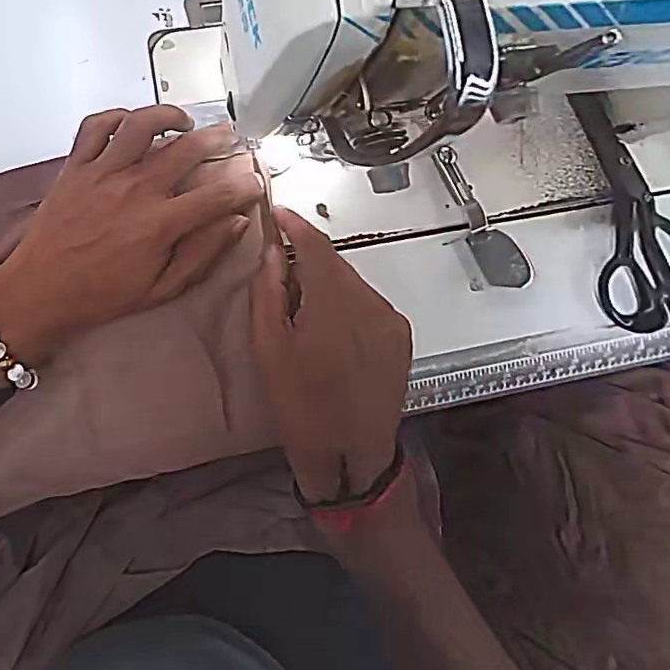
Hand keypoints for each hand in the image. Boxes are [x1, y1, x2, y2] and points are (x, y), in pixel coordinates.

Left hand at [0, 106, 262, 363]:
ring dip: (169, 115)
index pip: (218, 194)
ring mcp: (102, 173)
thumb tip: (235, 224)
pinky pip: (96, 126)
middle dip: (219, 139)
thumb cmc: (100, 295)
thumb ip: (202, 254)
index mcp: (159, 224)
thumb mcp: (161, 289)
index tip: (252, 182)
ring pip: (142, 124)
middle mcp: (134, 190)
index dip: (245, 184)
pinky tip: (131, 123)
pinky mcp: (76, 166)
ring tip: (184, 122)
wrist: (40, 290)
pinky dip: (116, 116)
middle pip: (188, 148)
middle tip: (229, 140)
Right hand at [250, 207, 412, 502]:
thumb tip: (275, 252)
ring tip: (305, 309)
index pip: (316, 247)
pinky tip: (331, 325)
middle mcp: (370, 305)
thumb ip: (268, 292)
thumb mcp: (268, 349)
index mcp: (333, 308)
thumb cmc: (300, 406)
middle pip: (335, 261)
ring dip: (327, 280)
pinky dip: (346, 300)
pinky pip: (368, 300)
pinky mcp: (401, 333)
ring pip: (351, 280)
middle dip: (308, 257)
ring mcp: (390, 319)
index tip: (278, 213)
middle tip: (282, 271)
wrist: (349, 456)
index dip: (296, 225)